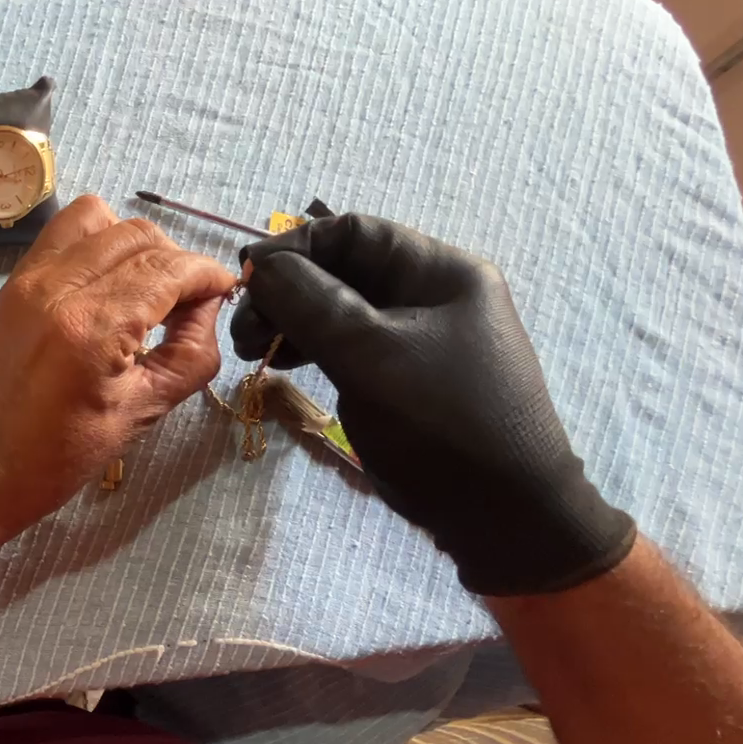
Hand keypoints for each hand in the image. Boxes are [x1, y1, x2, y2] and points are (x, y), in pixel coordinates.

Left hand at [0, 195, 235, 536]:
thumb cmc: (58, 457)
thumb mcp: (140, 413)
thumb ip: (190, 355)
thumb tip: (207, 307)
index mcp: (92, 326)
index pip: (168, 268)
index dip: (207, 275)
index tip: (224, 292)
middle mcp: (57, 287)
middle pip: (138, 236)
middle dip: (175, 261)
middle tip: (185, 303)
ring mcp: (27, 280)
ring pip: (99, 220)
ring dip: (135, 244)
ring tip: (143, 289)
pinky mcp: (10, 284)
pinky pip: (62, 234)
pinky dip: (95, 242)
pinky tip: (105, 284)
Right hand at [233, 214, 633, 595]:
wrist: (497, 511)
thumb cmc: (438, 423)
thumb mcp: (369, 356)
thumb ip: (312, 304)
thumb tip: (261, 267)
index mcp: (438, 272)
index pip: (353, 233)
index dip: (292, 249)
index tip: (245, 282)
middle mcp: (428, 294)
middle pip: (340, 270)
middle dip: (285, 292)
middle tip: (245, 332)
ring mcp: (414, 337)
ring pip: (336, 309)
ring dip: (289, 322)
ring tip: (253, 351)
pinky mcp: (399, 374)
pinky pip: (344, 343)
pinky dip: (307, 348)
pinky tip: (281, 363)